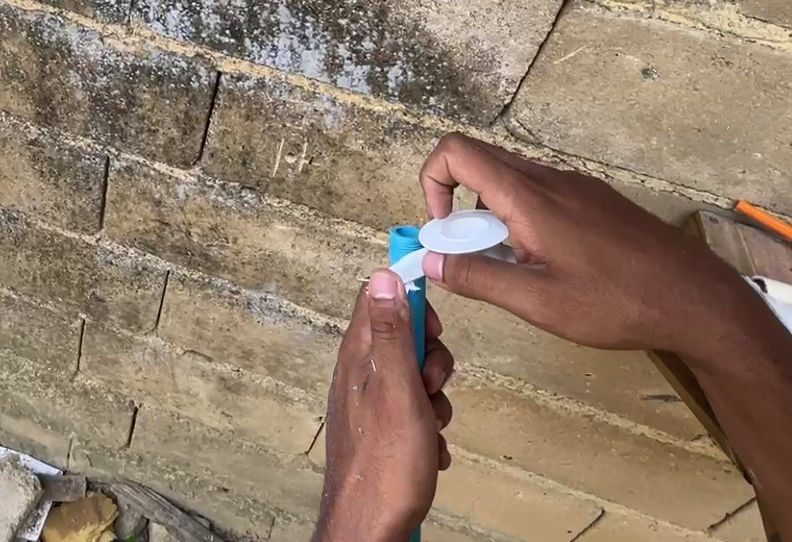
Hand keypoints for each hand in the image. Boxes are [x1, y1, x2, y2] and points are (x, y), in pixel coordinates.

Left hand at [314, 270, 453, 541]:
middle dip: (431, 359)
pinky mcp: (380, 427)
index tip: (433, 328)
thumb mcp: (398, 387)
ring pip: (414, 376)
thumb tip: (383, 275)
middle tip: (431, 387)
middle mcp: (359, 369)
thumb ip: (391, 331)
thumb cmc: (385, 463)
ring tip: (429, 426)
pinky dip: (428, 427)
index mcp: (358, 351)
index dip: (411, 302)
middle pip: (403, 336)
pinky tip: (428, 449)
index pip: (378, 296)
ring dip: (433, 399)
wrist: (372, 527)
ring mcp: (369, 398)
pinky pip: (415, 410)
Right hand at [419, 133, 761, 364]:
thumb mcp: (538, 303)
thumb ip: (477, 278)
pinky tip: (549, 259)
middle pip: (477, 158)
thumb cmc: (616, 302)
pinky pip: (537, 189)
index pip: (455, 151)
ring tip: (515, 262)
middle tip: (473, 250)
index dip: (432, 181)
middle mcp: (546, 177)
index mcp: (527, 196)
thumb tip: (429, 262)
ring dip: (489, 210)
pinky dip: (520, 214)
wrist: (701, 301)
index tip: (444, 227)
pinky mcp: (593, 197)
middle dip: (456, 199)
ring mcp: (573, 184)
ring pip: (508, 175)